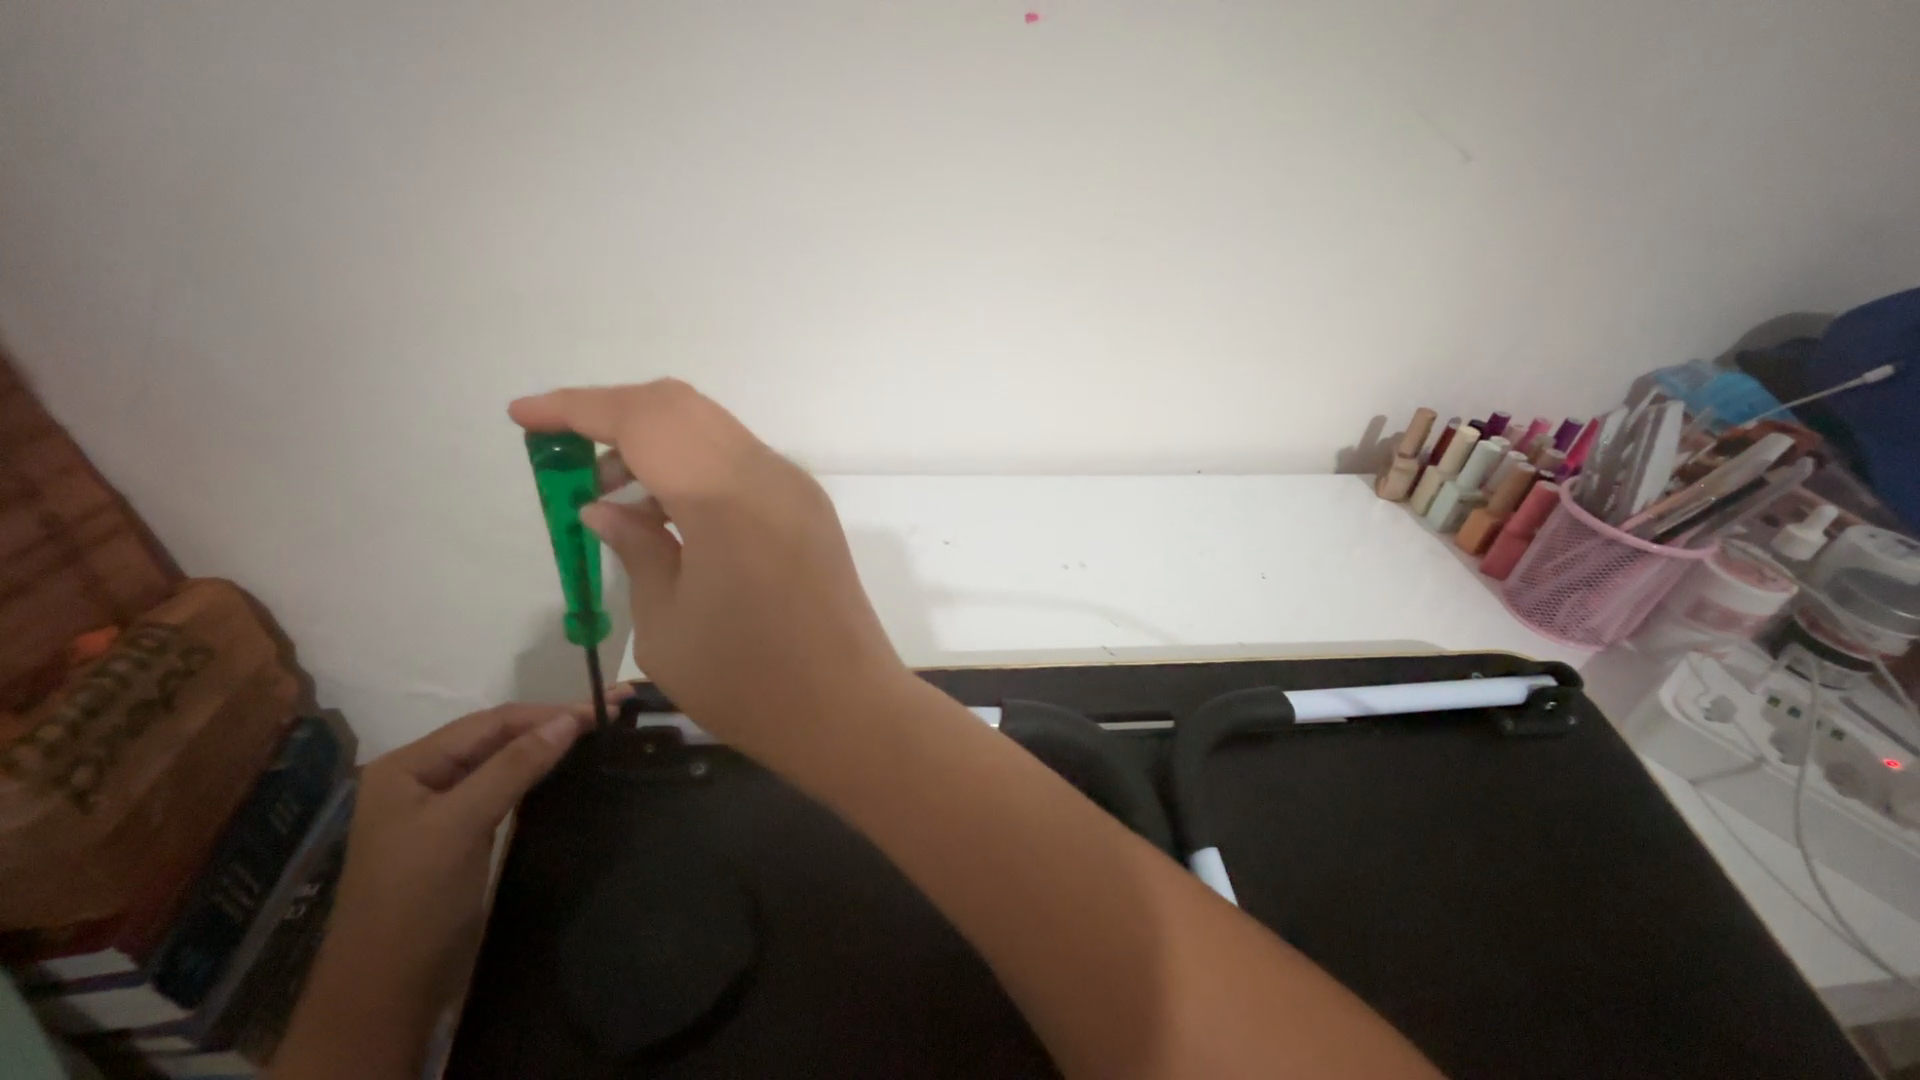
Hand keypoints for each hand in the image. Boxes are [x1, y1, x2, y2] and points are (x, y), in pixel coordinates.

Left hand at [329, 704, 590, 1003]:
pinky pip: (503, 789)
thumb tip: (569, 720)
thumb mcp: (462, 825)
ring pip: (501, 762)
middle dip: (551, 723)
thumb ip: (514, 767)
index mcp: (407, 765)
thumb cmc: (416, 898)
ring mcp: (440, 808)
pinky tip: (564, 769)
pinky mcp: (459, 834)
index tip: (604, 708)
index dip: (548, 712)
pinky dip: (536, 775)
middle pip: (496, 737)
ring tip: (597, 732)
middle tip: (611, 712)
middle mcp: (421, 777)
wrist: (389, 987)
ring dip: (547, 746)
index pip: (490, 723)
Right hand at [508, 380, 910, 758]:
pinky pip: (742, 462)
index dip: (576, 409)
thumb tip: (604, 506)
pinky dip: (696, 466)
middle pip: (680, 408)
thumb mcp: (666, 626)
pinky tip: (668, 512)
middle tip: (573, 463)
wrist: (850, 712)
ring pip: (714, 431)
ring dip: (658, 443)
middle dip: (615, 417)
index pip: (642, 420)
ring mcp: (797, 489)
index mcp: (725, 498)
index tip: (523, 416)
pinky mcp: (810, 509)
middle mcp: (768, 475)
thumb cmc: (748, 684)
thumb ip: (636, 550)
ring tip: (616, 498)